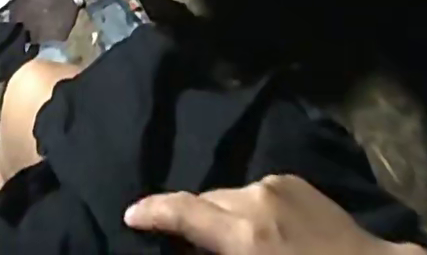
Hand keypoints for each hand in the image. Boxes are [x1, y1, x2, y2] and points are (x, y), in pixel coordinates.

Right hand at [124, 174, 426, 254]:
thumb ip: (218, 254)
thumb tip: (192, 248)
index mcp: (245, 235)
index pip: (186, 212)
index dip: (154, 211)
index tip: (131, 213)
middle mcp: (255, 198)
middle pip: (206, 202)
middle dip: (189, 220)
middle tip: (180, 244)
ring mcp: (277, 184)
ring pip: (230, 196)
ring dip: (220, 216)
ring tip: (224, 242)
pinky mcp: (295, 179)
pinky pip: (256, 192)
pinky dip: (246, 209)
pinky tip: (258, 230)